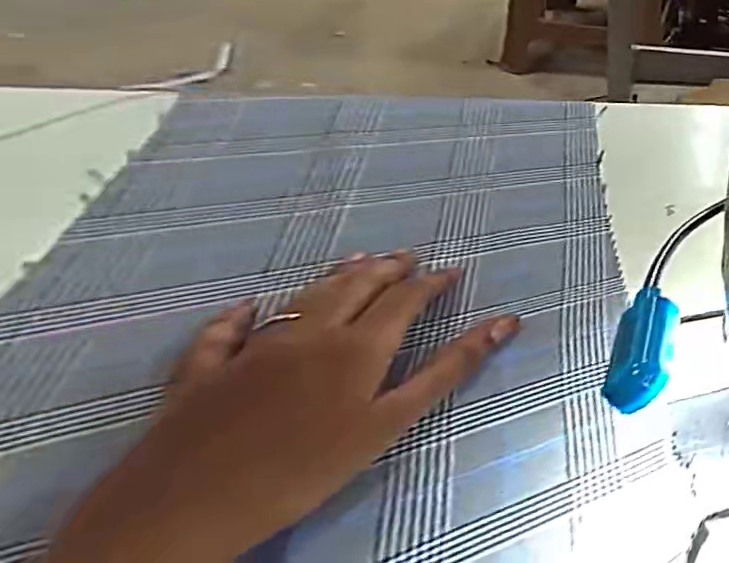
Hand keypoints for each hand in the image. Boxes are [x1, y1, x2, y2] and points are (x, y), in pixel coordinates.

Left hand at [48, 250, 519, 562]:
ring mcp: (251, 352)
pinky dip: (238, 316)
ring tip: (357, 259)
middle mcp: (310, 334)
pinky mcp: (200, 377)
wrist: (174, 521)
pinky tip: (245, 307)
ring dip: (335, 275)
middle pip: (356, 286)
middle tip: (409, 255)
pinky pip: (221, 335)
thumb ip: (448, 368)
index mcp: (358, 345)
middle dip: (388, 267)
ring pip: (303, 298)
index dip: (433, 281)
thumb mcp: (388, 424)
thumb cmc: (301, 471)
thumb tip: (506, 321)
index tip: (454, 271)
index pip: (407, 297)